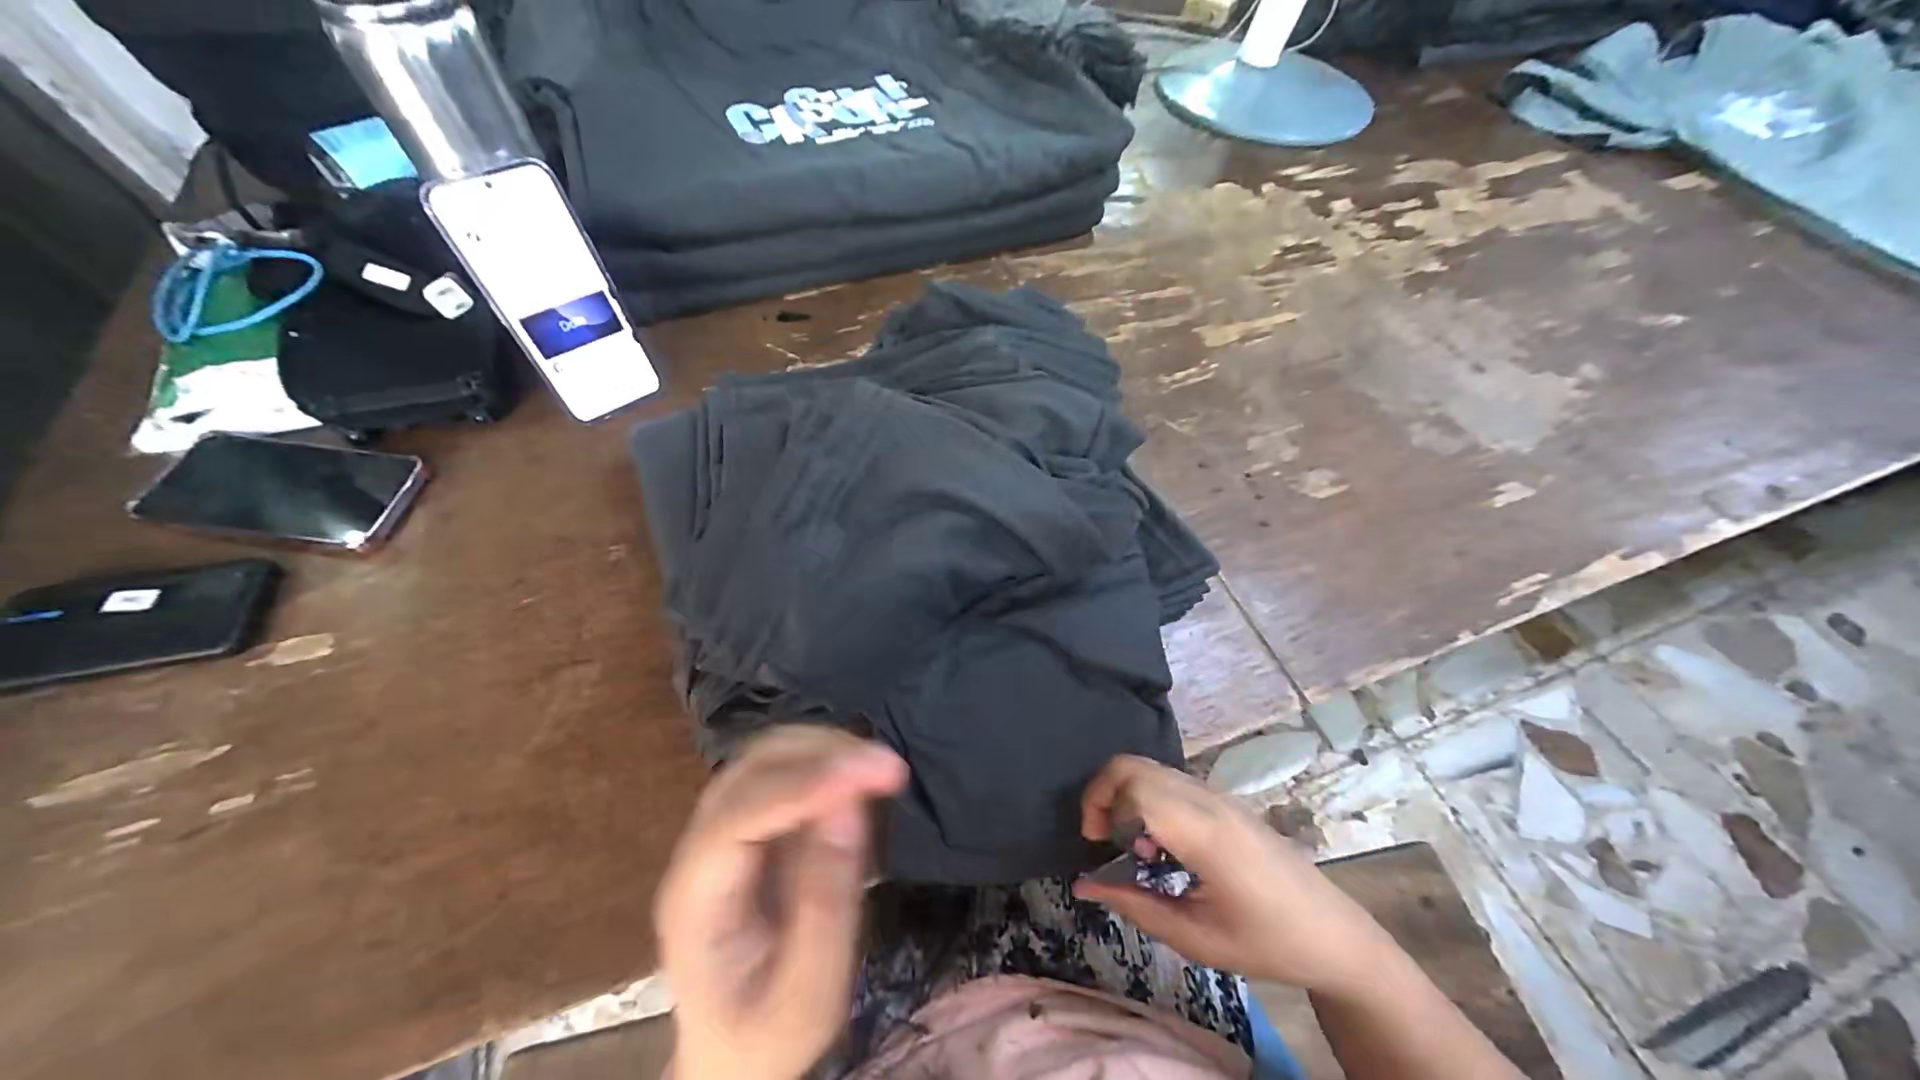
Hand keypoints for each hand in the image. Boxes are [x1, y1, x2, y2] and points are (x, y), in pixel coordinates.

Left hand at [656, 726, 907, 1079]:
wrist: (730, 1058)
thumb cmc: (766, 1038)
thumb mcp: (806, 997)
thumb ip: (825, 905)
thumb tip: (849, 808)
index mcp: (695, 899)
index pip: (739, 817)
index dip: (804, 785)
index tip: (871, 772)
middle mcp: (698, 851)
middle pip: (749, 771)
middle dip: (819, 755)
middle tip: (887, 768)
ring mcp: (720, 834)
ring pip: (764, 759)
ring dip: (822, 750)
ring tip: (878, 769)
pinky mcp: (748, 829)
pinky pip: (781, 773)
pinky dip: (822, 763)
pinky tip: (857, 779)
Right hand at [1074, 755, 1398, 995]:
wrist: (1336, 936)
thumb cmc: (1266, 943)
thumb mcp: (1194, 937)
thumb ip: (1134, 905)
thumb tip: (1082, 884)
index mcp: (1202, 831)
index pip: (1133, 785)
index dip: (1099, 803)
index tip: (1095, 845)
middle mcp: (1208, 800)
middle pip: (1134, 766)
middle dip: (1103, 793)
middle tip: (1102, 839)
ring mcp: (1219, 796)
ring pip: (1152, 769)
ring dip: (1125, 795)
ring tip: (1133, 849)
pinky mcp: (1226, 801)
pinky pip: (1171, 781)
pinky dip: (1147, 798)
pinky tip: (1161, 846)